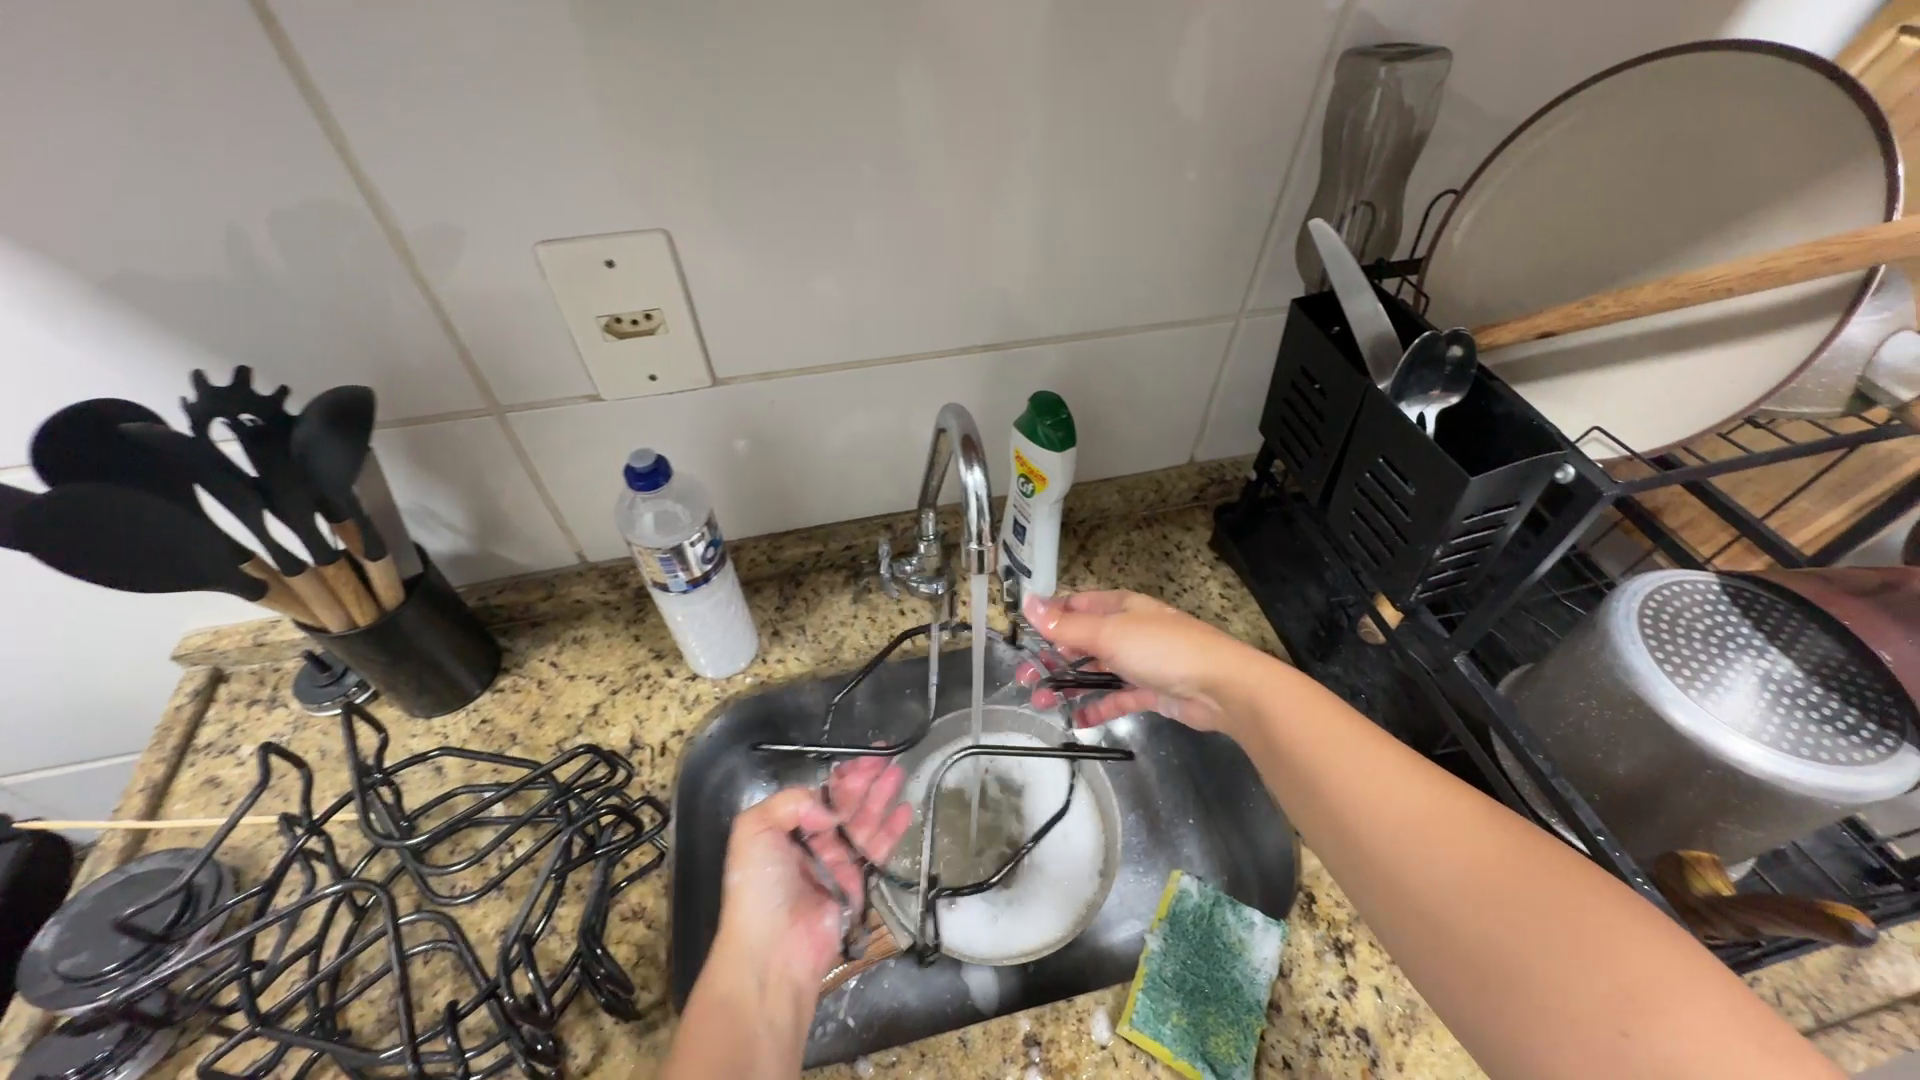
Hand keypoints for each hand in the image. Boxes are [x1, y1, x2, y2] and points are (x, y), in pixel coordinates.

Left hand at [710, 757, 912, 994]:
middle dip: (866, 779)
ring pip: (865, 821)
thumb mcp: (754, 830)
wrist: (774, 947)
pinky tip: (904, 810)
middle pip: (846, 803)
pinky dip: (892, 829)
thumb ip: (791, 802)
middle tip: (887, 758)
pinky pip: (878, 850)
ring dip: (882, 796)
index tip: (863, 757)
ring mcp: (837, 863)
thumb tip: (830, 810)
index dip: (842, 776)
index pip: (819, 793)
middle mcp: (813, 841)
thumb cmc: (759, 886)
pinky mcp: (859, 883)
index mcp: (786, 827)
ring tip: (898, 774)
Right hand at [1022, 590, 1269, 733]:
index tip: (1021, 636)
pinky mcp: (1151, 691)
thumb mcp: (1108, 633)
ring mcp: (1140, 662)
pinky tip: (1077, 720)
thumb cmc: (1162, 649)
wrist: (1221, 687)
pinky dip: (1097, 707)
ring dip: (1068, 685)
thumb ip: (1065, 625)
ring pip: (1096, 672)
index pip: (1076, 607)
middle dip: (1051, 658)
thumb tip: (1026, 602)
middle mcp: (1128, 630)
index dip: (1048, 618)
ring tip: (1039, 703)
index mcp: (1120, 607)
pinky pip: (1117, 698)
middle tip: (1023, 679)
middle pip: (1082, 641)